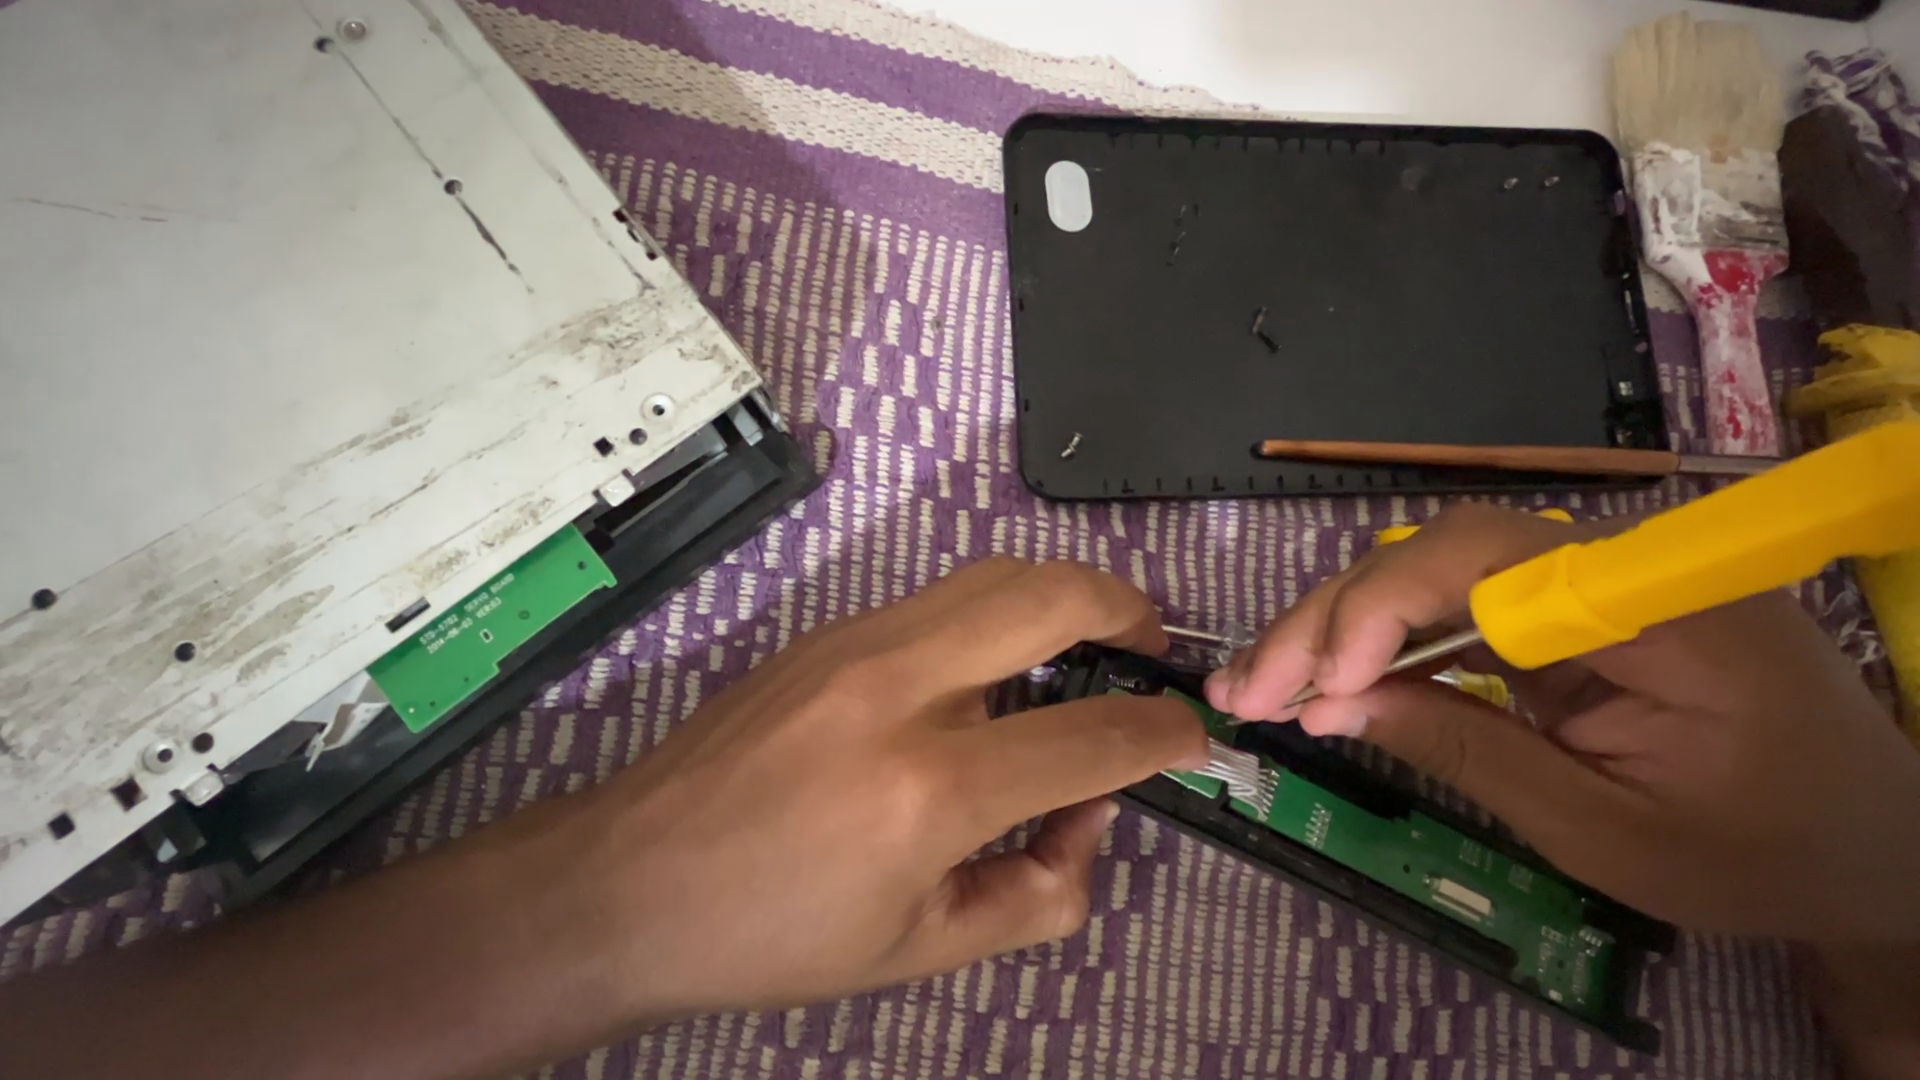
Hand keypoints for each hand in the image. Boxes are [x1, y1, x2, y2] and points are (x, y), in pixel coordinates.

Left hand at [595, 557, 1208, 1019]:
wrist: (631, 879)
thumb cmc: (777, 933)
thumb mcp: (925, 949)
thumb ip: (1038, 889)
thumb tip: (1088, 814)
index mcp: (932, 788)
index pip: (1091, 737)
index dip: (1161, 734)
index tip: (1187, 733)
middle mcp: (902, 686)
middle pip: (1050, 595)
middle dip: (1127, 607)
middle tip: (1150, 647)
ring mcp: (858, 640)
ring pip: (996, 573)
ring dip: (1063, 594)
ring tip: (1087, 639)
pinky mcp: (830, 628)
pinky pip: (943, 595)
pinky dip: (998, 610)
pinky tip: (994, 665)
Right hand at [1204, 504, 1919, 943]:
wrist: (1866, 850)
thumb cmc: (1758, 855)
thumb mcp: (1604, 829)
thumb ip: (1465, 749)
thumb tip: (1331, 704)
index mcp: (1656, 607)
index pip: (1483, 556)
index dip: (1381, 606)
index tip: (1320, 688)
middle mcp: (1604, 566)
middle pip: (1424, 558)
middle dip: (1323, 624)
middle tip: (1245, 690)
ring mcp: (1569, 582)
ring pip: (1411, 577)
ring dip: (1324, 634)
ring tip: (1252, 687)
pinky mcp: (1542, 610)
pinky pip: (1433, 610)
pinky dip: (1364, 648)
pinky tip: (1306, 680)